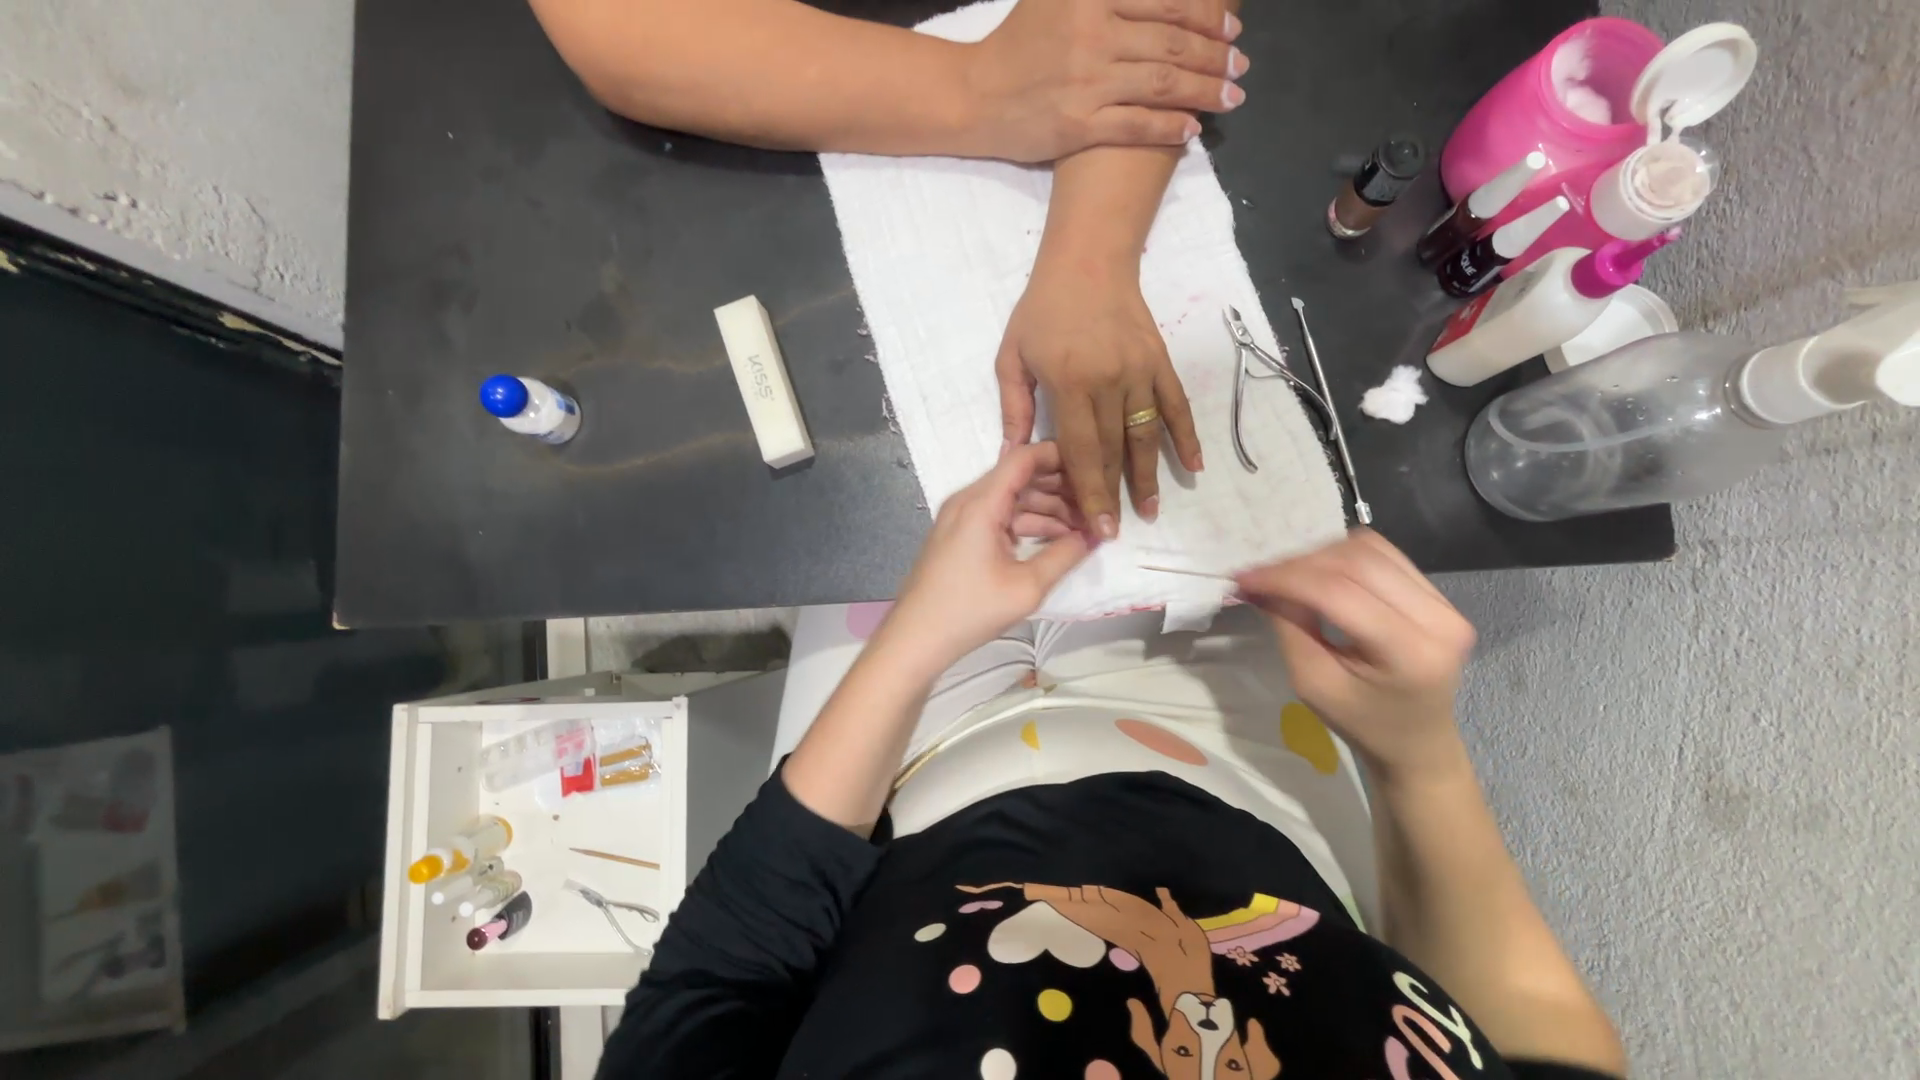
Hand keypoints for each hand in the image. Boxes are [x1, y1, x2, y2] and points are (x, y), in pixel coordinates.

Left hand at [884, 442, 1092, 669]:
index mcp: (980, 503)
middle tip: (1096, 505)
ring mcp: (960, 518)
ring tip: (1083, 528)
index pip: (1023, 458)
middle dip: (1059, 488)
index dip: (1060, 457)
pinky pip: (998, 517)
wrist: (916, 638)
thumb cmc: (970, 611)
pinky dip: (1026, 524)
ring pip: (1011, 499)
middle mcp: (967, 500)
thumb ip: (1065, 555)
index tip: (1093, 469)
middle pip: (1019, 477)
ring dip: (1046, 509)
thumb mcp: (1027, 587)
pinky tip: (1054, 541)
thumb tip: (1096, 534)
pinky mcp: (959, 536)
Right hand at [960, 0, 1248, 161]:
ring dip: (1204, 90)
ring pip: (1162, 83)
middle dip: (1214, 55)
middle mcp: (1093, 34)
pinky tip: (1192, 129)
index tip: (1230, 28)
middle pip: (1172, 42)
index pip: (1167, 1)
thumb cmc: (1017, 46)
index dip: (1207, 15)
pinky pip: (1137, 125)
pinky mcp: (1078, 125)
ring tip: (1229, 97)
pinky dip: (1170, 127)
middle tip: (1239, 65)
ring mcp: (1087, 82)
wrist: (975, 97)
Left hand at [996, 261, 1202, 537]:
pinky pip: (1177, 405)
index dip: (1090, 492)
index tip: (1097, 526)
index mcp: (1070, 384)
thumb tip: (1012, 455)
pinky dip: (1186, 436)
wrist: (1088, 261)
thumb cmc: (1042, 310)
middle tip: (1118, 532)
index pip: (1082, 451)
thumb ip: (1013, 408)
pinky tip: (1193, 465)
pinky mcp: (1160, 362)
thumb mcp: (1012, 356)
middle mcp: (1110, 383)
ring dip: (1150, 477)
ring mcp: (1140, 372)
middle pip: (1115, 451)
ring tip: (1151, 510)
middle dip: (1115, 495)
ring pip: (1146, 435)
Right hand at [1235, 530, 1476, 783]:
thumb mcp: (1312, 682)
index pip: (1339, 592)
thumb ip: (1289, 627)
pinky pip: (1384, 555)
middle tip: (1261, 575)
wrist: (1415, 742)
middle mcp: (1438, 619)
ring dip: (1321, 554)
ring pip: (1371, 550)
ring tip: (1287, 574)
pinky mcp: (1439, 595)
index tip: (1245, 579)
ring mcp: (1445, 603)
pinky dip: (1342, 557)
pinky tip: (1318, 573)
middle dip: (1300, 563)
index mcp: (1410, 652)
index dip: (1286, 578)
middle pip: (1358, 561)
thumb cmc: (1361, 722)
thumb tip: (1262, 584)